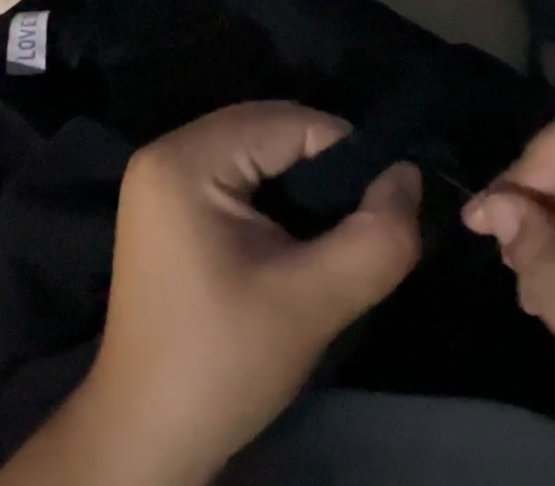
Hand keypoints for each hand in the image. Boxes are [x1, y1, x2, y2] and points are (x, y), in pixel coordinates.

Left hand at [0, 102, 422, 485]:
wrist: (145, 432)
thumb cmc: (222, 364)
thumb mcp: (313, 302)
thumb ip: (377, 237)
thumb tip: (409, 176)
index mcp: (185, 160)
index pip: (290, 123)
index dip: (349, 156)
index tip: (385, 205)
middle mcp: (165, 152)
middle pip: (270, 129)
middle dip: (326, 165)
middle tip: (365, 216)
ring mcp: (160, 177)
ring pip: (256, 150)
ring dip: (303, 179)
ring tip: (338, 227)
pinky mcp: (166, 204)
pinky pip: (236, 173)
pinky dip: (276, 192)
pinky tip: (298, 233)